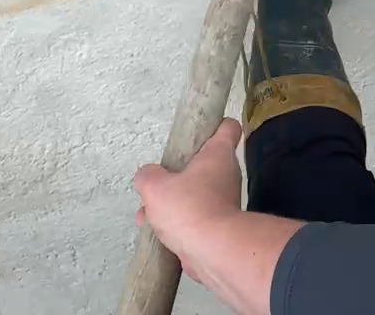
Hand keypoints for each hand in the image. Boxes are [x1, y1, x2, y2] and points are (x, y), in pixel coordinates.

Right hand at [133, 119, 299, 314]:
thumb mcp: (156, 187)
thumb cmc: (189, 208)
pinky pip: (196, 215)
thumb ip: (147, 176)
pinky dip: (178, 221)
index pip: (228, 126)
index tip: (199, 131)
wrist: (212, 250)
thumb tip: (147, 175)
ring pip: (196, 191)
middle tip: (159, 182)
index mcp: (218, 152)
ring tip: (147, 213)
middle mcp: (226, 172)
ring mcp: (225, 199)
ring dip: (172, 201)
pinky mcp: (219, 223)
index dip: (215, 125)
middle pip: (204, 162)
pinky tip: (156, 232)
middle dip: (178, 173)